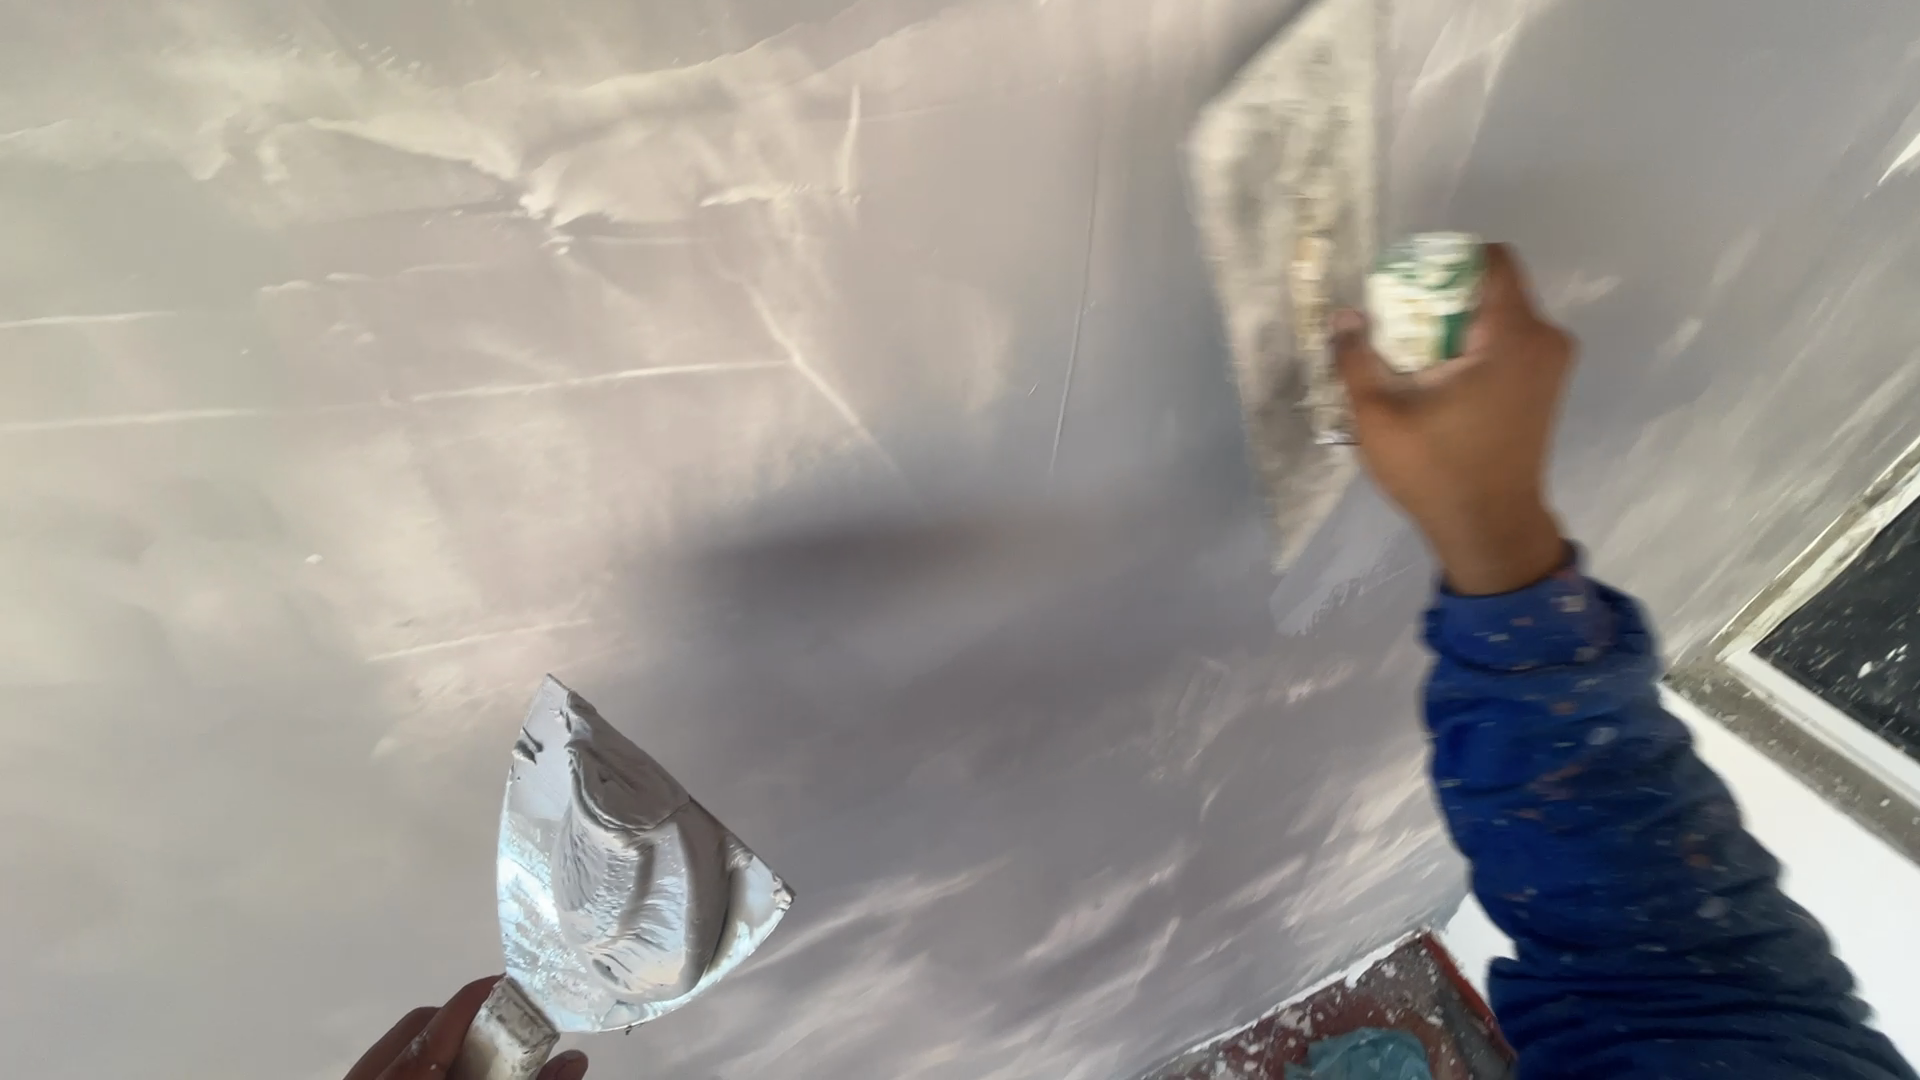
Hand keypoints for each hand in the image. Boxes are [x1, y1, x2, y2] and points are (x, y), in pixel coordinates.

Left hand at [344, 976, 588, 1079]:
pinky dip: (413, 1068)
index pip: (451, 1012)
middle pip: (417, 1024)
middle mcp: (368, 1077)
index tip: (524, 986)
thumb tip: (575, 1059)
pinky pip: (377, 1070)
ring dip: (435, 1046)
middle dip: (463, 1019)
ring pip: (392, 1049)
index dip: (490, 992)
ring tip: (471, 1062)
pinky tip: (443, 1078)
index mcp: (409, 1074)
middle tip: (502, 1034)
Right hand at [1332, 243, 1573, 594]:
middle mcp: (1544, 339)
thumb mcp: (1378, 412)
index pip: (1490, 261)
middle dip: (1437, 300)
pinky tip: (1431, 383)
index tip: (1400, 286)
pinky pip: (1504, 347)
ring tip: (1405, 359)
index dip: (1442, 261)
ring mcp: (1549, 366)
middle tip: (1390, 328)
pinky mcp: (1541, 389)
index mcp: (1512, 335)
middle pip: (1489, 291)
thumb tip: (1342, 316)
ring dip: (1450, 329)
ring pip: (1496, 320)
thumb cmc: (1434, 467)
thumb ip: (1357, 357)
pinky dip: (1468, 351)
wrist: (1487, 526)